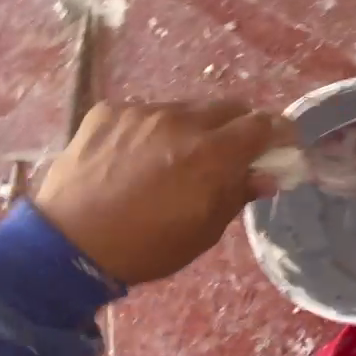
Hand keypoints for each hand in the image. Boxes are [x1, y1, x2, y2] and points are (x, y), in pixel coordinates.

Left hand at [34, 100, 295, 283]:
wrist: (70, 243)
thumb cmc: (148, 247)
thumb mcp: (204, 231)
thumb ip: (237, 195)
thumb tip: (266, 176)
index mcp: (212, 155)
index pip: (262, 125)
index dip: (280, 132)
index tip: (284, 143)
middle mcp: (181, 122)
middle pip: (228, 108)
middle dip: (240, 127)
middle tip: (234, 153)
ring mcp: (142, 112)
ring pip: (186, 110)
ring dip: (196, 129)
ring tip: (179, 159)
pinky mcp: (109, 111)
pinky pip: (147, 113)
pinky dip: (156, 131)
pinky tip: (140, 159)